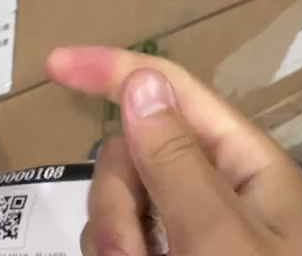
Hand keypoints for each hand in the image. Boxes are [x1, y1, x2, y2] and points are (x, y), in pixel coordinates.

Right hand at [47, 46, 301, 255]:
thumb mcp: (218, 247)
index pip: (173, 90)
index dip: (113, 69)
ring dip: (114, 234)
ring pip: (123, 195)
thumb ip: (177, 164)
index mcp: (248, 168)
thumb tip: (140, 80)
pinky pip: (121, 235)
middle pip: (138, 148)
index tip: (53, 65)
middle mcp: (220, 189)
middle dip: (118, 196)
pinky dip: (115, 253)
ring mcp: (193, 229)